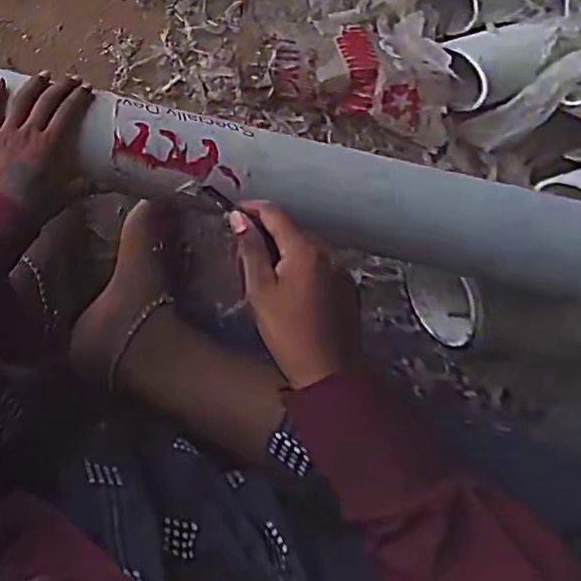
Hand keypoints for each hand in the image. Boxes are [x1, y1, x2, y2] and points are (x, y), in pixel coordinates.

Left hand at [0, 72, 93, 215]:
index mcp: (49, 145)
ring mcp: (5, 134)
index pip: (68, 111)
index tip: (87, 89)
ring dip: (34, 85)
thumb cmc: (33, 208)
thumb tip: (111, 185)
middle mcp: (28, 133)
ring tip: (45, 75)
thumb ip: (87, 186)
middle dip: (62, 87)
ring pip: (21, 101)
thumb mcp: (65, 196)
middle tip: (72, 80)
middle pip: (47, 101)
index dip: (79, 97)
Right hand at [231, 201, 360, 390]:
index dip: (252, 207)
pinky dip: (300, 263)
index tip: (233, 212)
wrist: (328, 373)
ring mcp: (341, 270)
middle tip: (243, 247)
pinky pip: (319, 263)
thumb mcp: (258, 288)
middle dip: (266, 230)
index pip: (276, 213)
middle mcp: (328, 253)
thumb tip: (239, 218)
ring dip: (283, 247)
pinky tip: (288, 284)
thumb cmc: (287, 331)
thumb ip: (249, 249)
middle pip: (291, 228)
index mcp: (304, 250)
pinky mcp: (347, 287)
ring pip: (305, 245)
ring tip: (263, 268)